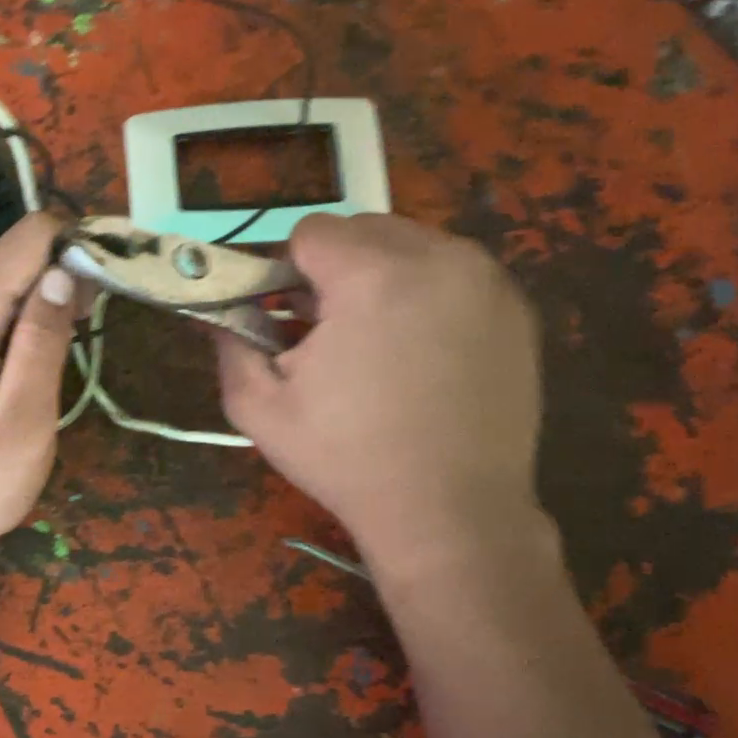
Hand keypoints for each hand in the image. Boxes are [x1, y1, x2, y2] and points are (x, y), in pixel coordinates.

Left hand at [0, 214, 79, 557]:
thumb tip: (66, 270)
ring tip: (65, 357)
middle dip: (64, 278)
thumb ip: (42, 341)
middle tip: (88, 335)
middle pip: (18, 256)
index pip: (28, 238)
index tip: (111, 286)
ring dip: (46, 304)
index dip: (78, 248)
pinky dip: (23, 321)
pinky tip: (35, 362)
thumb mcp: (24, 420)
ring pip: (8, 280)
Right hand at [213, 214, 543, 564]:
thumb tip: (222, 313)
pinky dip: (423, 296)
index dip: (282, 270)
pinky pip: (453, 276)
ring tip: (368, 343)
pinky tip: (413, 355)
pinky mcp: (515, 310)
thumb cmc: (343, 456)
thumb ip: (230, 344)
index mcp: (373, 277)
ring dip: (378, 277)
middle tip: (317, 330)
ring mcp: (488, 282)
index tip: (278, 315)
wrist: (448, 508)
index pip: (312, 231)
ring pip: (412, 246)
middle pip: (364, 228)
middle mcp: (440, 260)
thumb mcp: (257, 407)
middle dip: (331, 268)